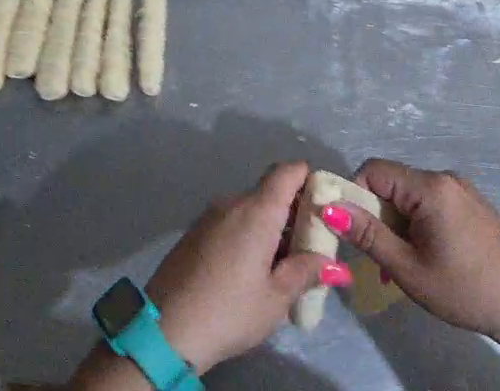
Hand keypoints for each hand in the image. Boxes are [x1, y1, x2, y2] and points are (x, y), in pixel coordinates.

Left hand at [145, 161, 350, 372]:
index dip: (308, 178)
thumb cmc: (230, 310)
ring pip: (248, 209)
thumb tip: (333, 264)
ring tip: (282, 265)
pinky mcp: (194, 233)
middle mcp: (232, 203)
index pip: (286, 172)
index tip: (323, 202)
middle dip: (292, 213)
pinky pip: (230, 222)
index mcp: (257, 211)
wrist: (166, 328)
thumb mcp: (276, 297)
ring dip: (268, 227)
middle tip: (309, 247)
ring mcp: (209, 217)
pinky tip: (249, 270)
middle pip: (269, 192)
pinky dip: (246, 235)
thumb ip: (306, 272)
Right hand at [319, 158, 499, 343]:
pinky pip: (432, 204)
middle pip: (393, 183)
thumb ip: (367, 234)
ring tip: (402, 266)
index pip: (374, 170)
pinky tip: (428, 259)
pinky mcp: (474, 206)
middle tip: (378, 258)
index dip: (355, 194)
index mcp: (430, 187)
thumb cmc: (466, 290)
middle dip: (377, 216)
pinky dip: (418, 225)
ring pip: (411, 197)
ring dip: (397, 224)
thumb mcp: (408, 268)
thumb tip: (328, 207)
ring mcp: (464, 191)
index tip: (352, 230)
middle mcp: (446, 179)